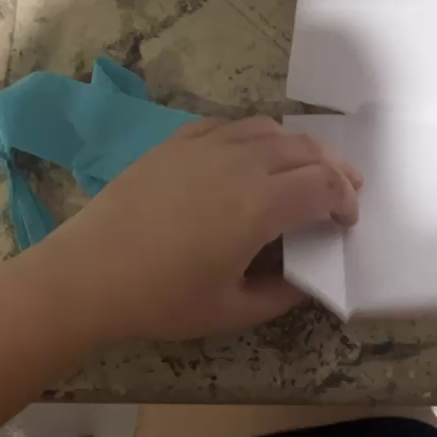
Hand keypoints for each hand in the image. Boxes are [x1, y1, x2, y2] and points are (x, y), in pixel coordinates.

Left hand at [41, 117, 361, 342]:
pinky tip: (251, 155)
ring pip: (270, 129)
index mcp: (260, 204)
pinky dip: (255, 136)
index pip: (324, 186)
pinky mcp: (177, 142)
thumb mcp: (232, 311)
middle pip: (305, 150)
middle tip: (344, 189)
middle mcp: (240, 162)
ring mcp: (206, 146)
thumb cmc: (162, 298)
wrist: (89, 273)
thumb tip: (308, 275)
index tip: (347, 221)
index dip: (346, 200)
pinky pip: (230, 125)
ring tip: (304, 169)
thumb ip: (283, 292)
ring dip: (298, 148)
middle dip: (334, 168)